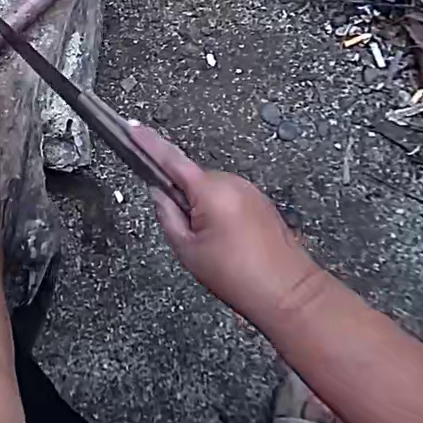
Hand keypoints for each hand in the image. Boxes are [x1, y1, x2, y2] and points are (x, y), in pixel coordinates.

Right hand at [128, 121, 323, 317]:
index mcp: (211, 191)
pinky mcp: (259, 200)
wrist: (291, 295)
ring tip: (212, 244)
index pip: (170, 158)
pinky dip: (218, 211)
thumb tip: (157, 191)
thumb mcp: (187, 249)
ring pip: (208, 189)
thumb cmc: (240, 277)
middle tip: (185, 233)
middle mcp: (232, 183)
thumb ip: (165, 213)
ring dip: (200, 206)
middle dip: (180, 197)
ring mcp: (248, 190)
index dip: (148, 142)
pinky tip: (226, 241)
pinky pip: (226, 197)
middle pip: (189, 178)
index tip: (131, 127)